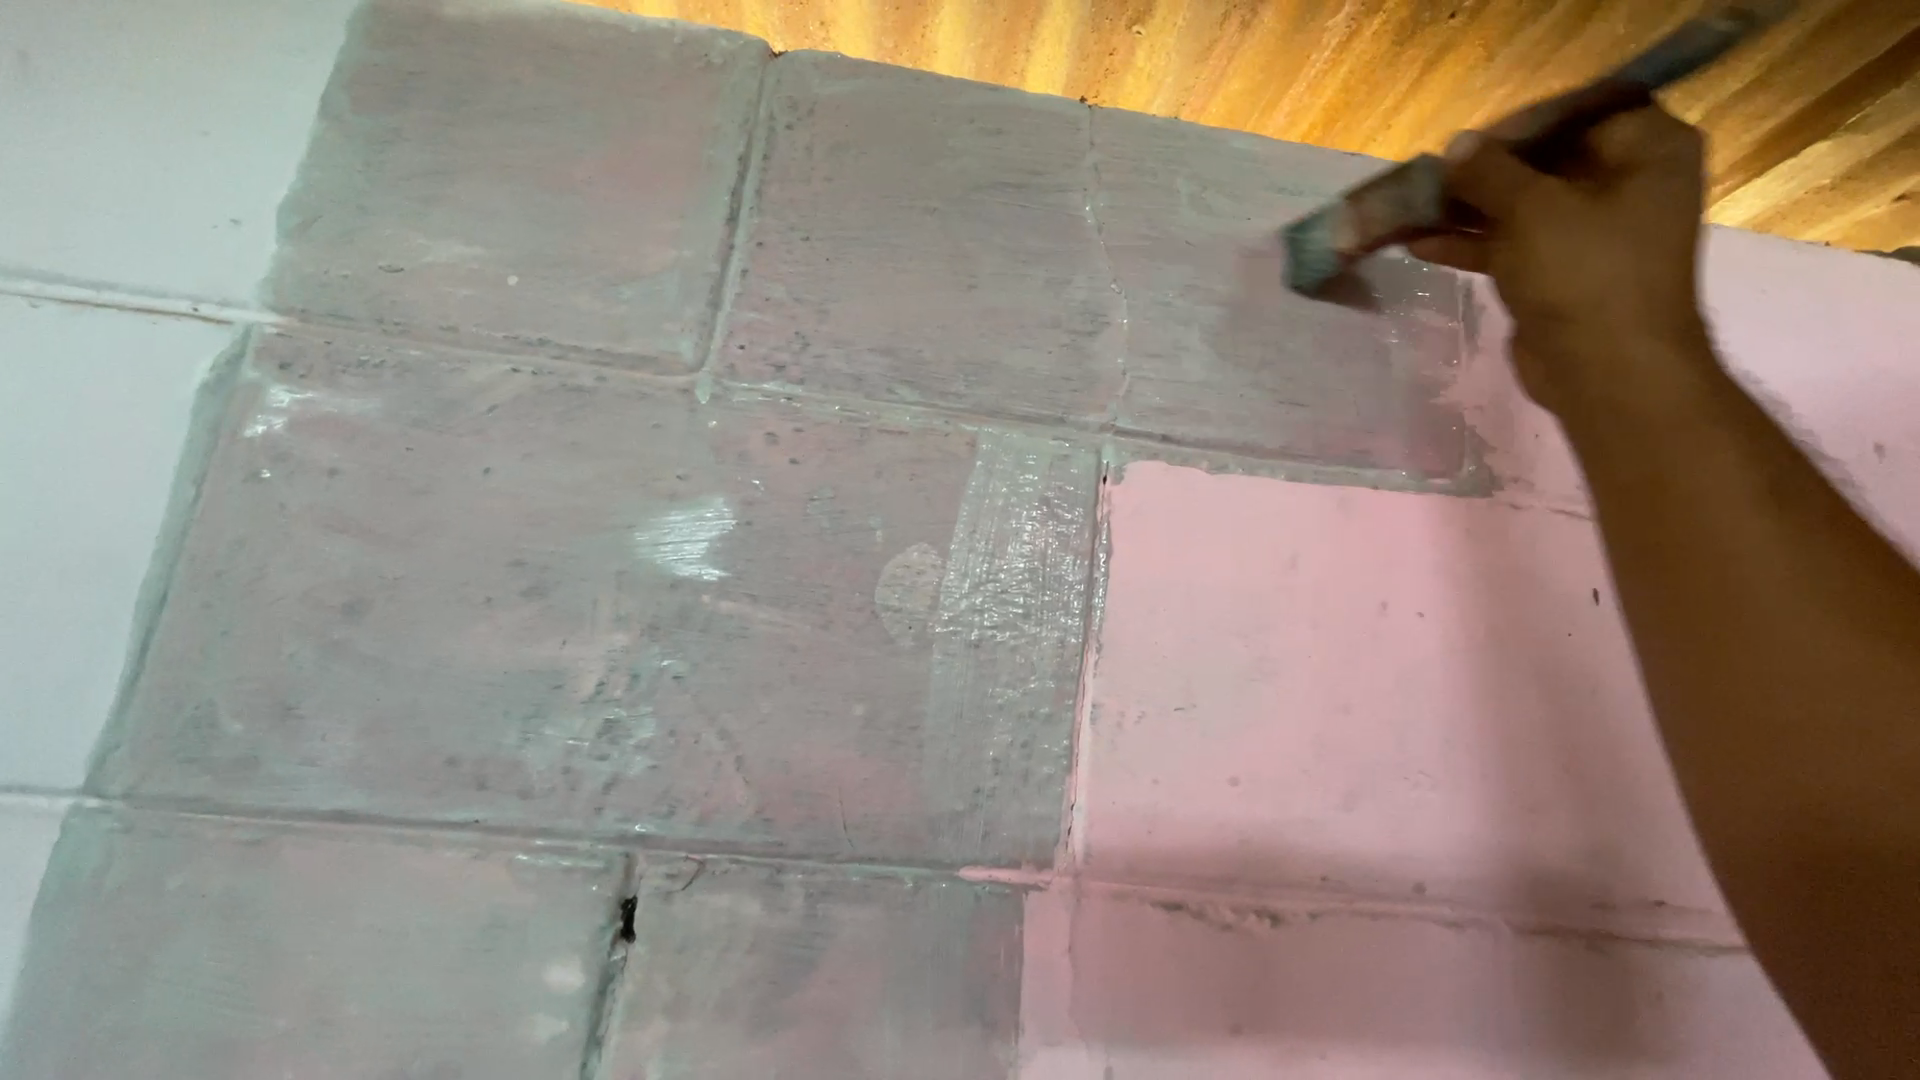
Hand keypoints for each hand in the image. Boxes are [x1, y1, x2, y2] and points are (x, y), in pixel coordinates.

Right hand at [1409, 104, 1714, 420]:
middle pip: (1543, 161)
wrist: (1605, 366)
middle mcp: (1625, 183)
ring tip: (1411, 211)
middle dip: (1481, 172)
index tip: (1467, 142)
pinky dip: (1470, 244)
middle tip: (1431, 177)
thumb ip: (1489, 172)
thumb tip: (1456, 146)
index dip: (1521, 125)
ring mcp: (1590, 232)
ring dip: (1465, 210)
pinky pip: (1510, 245)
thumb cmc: (1584, 273)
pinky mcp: (1558, 273)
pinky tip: (1419, 244)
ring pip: (1519, 207)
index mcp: (1646, 150)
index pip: (1579, 113)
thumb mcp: (1532, 210)